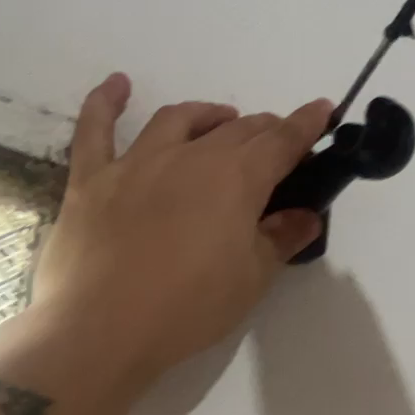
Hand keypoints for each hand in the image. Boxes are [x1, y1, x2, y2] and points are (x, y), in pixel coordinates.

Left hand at [28, 74, 331, 385]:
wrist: (103, 329)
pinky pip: (96, 129)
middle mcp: (189, 157)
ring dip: (207, 114)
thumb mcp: (252, 279)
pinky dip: (107, 102)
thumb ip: (281, 239)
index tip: (322, 110)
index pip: (281, 142)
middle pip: (236, 130)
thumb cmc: (190, 307)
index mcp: (235, 179)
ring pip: (177, 120)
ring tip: (222, 119)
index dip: (306, 125)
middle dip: (264, 128)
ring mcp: (135, 163)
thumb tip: (306, 215)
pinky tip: (118, 85)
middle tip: (278, 141)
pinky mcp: (91, 179)